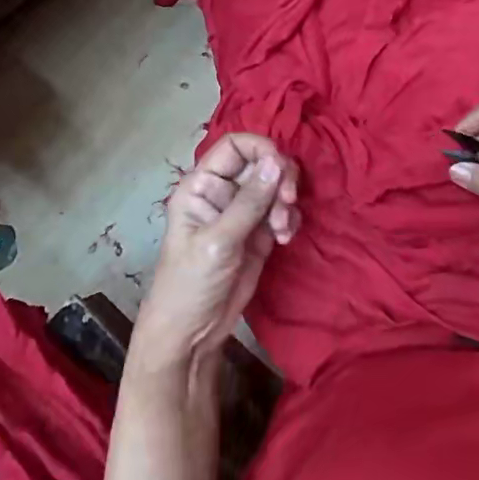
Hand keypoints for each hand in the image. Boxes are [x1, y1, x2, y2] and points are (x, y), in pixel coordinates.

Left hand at [131, 133, 298, 372]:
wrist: (191, 333)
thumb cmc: (189, 283)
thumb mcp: (218, 242)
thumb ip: (249, 202)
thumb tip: (278, 161)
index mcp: (202, 185)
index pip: (235, 146)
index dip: (261, 148)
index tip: (280, 168)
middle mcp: (224, 191)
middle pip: (263, 163)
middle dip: (280, 179)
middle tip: (287, 203)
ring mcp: (243, 212)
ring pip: (277, 186)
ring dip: (286, 203)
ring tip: (281, 231)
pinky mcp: (259, 232)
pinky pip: (282, 212)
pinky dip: (289, 220)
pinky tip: (283, 239)